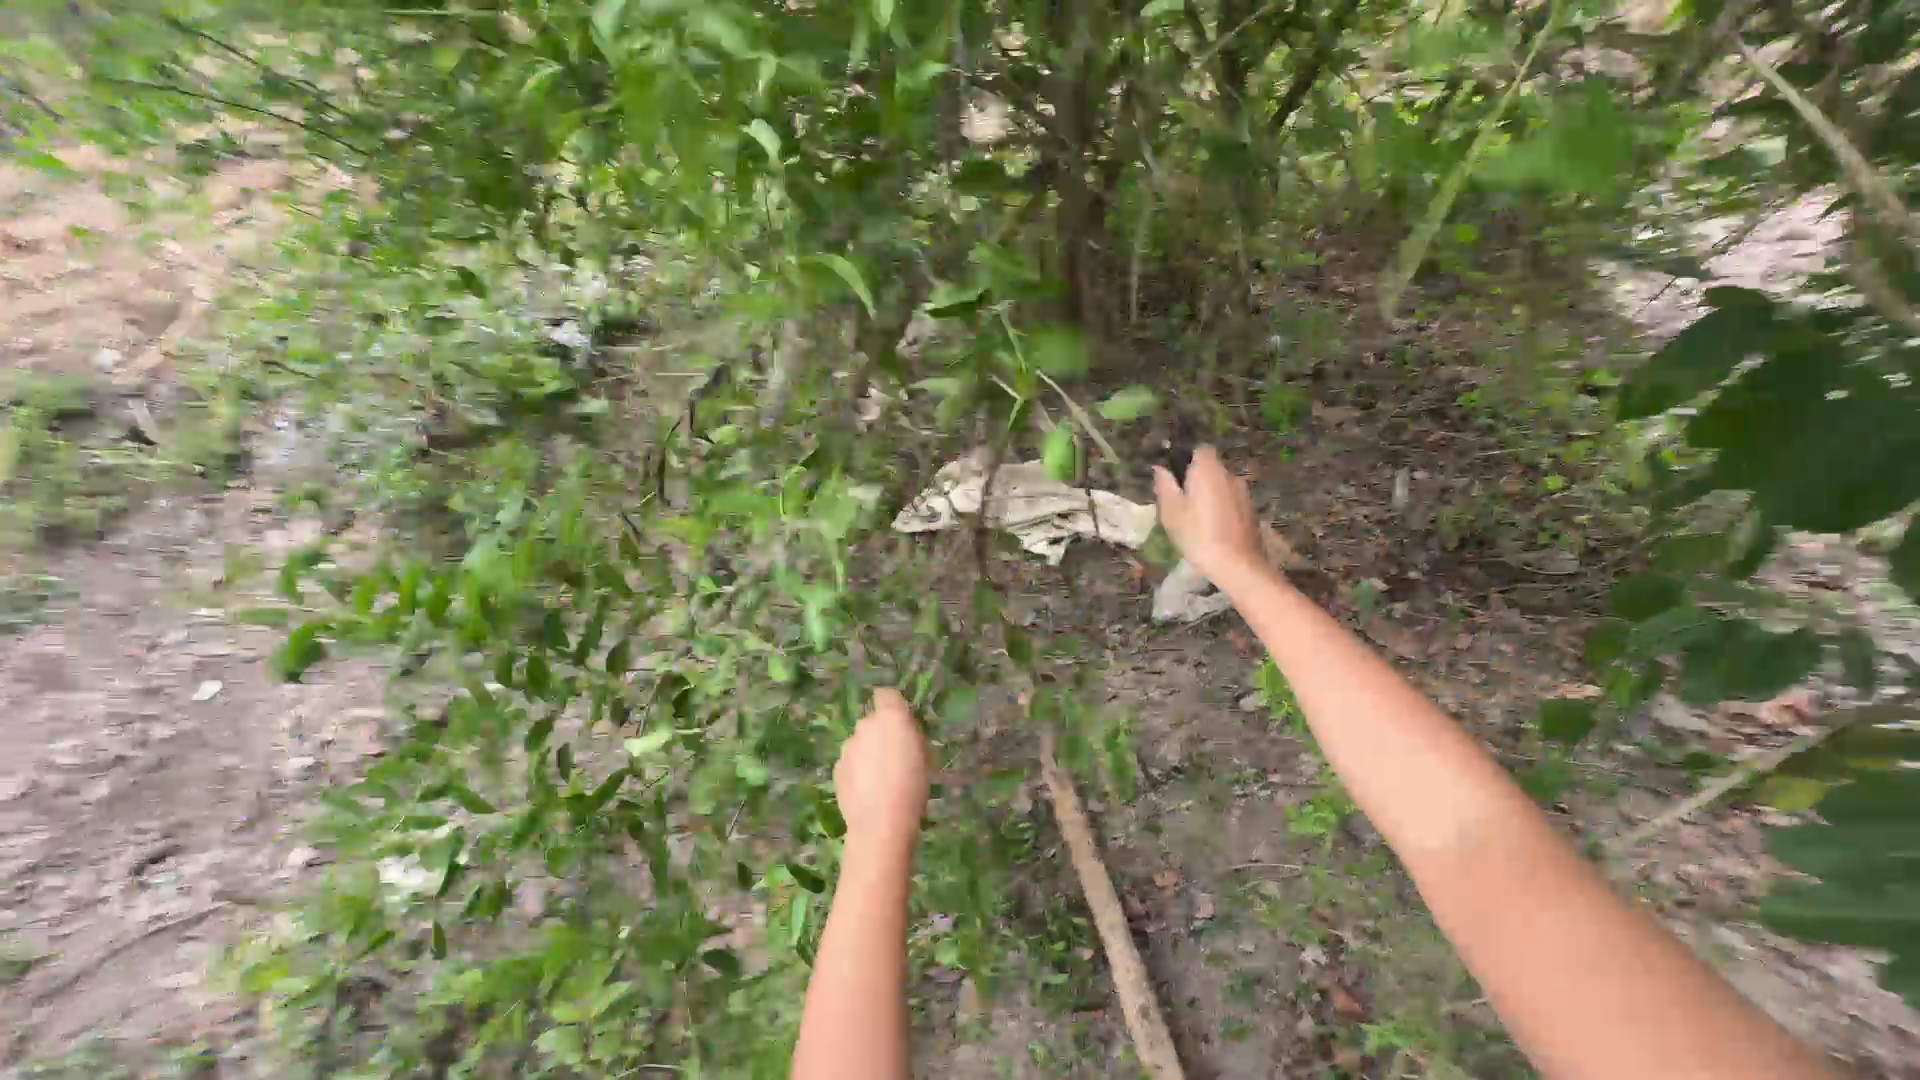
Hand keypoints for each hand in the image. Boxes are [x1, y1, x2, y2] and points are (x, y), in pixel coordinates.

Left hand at [833, 688, 929, 851]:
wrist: (881, 823)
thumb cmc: (913, 787)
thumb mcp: (926, 757)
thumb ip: (912, 737)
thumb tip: (906, 734)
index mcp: (891, 717)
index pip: (886, 694)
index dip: (893, 705)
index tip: (901, 722)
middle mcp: (865, 725)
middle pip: (873, 721)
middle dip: (882, 733)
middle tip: (896, 757)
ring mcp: (848, 746)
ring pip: (860, 743)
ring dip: (868, 753)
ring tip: (881, 780)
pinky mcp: (837, 767)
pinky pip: (851, 762)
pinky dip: (858, 770)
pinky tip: (868, 791)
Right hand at [1152, 445, 1263, 583]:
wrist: (1237, 564)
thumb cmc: (1198, 535)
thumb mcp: (1171, 511)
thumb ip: (1164, 485)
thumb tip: (1159, 468)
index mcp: (1208, 470)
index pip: (1200, 449)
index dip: (1187, 460)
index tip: (1176, 478)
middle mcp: (1230, 475)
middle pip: (1211, 468)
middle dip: (1197, 480)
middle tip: (1182, 503)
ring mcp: (1244, 492)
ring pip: (1222, 486)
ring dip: (1211, 495)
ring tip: (1198, 519)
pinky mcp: (1252, 510)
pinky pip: (1231, 501)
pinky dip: (1222, 508)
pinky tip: (1214, 529)